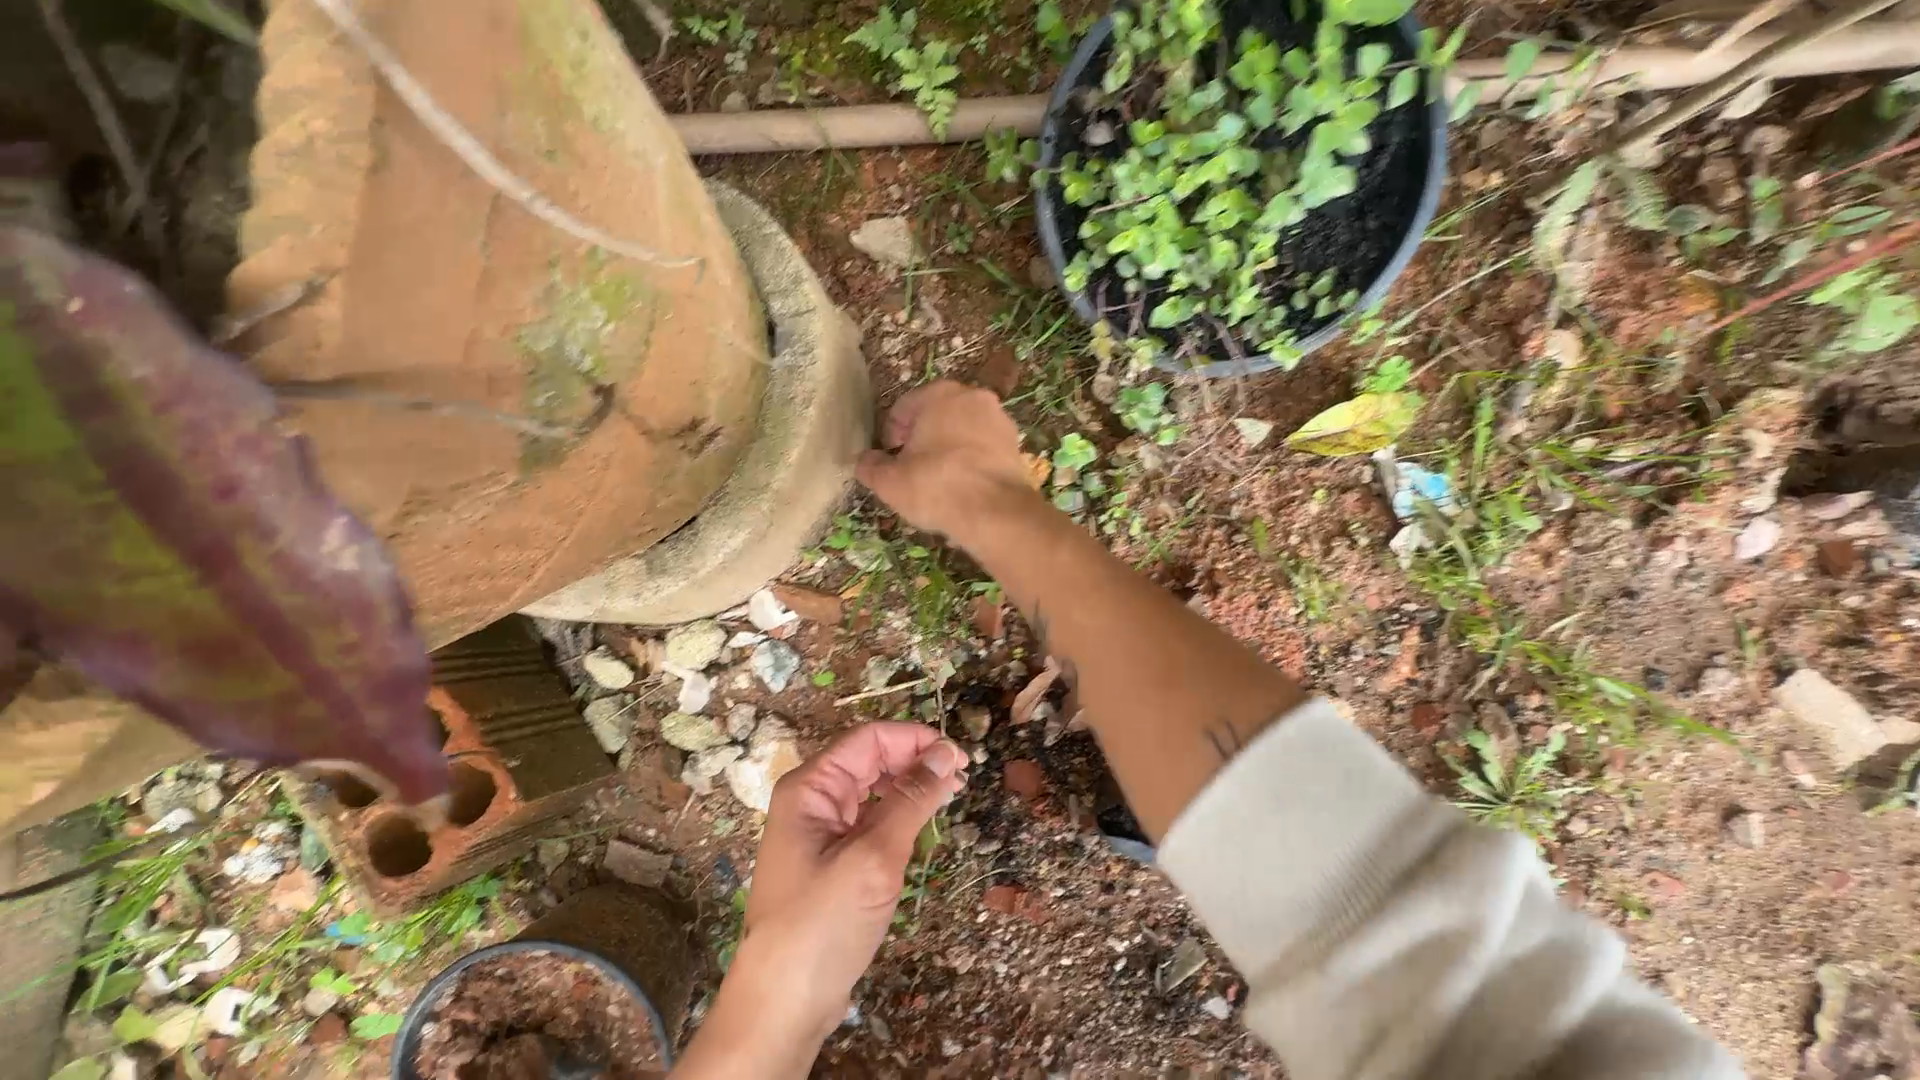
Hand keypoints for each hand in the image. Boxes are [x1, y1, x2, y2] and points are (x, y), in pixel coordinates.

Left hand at [711, 725, 966, 1056]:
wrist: (784, 1001)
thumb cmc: (824, 922)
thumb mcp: (874, 856)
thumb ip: (911, 799)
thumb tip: (945, 752)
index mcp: (811, 787)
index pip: (869, 739)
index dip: (915, 739)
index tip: (960, 757)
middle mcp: (812, 800)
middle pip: (870, 760)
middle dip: (916, 761)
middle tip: (962, 781)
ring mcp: (820, 831)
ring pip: (872, 790)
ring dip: (910, 788)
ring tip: (949, 799)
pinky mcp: (831, 859)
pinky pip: (869, 821)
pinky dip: (899, 817)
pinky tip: (922, 827)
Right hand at [855, 381, 1034, 540]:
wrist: (995, 512)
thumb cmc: (935, 486)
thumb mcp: (890, 481)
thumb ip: (871, 466)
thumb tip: (865, 461)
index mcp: (939, 394)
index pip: (904, 406)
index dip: (891, 432)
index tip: (889, 456)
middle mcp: (973, 397)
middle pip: (937, 414)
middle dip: (922, 437)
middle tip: (911, 467)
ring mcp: (999, 419)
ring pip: (963, 430)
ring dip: (948, 448)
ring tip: (938, 479)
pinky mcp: (1016, 445)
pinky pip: (983, 448)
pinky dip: (971, 460)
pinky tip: (963, 485)